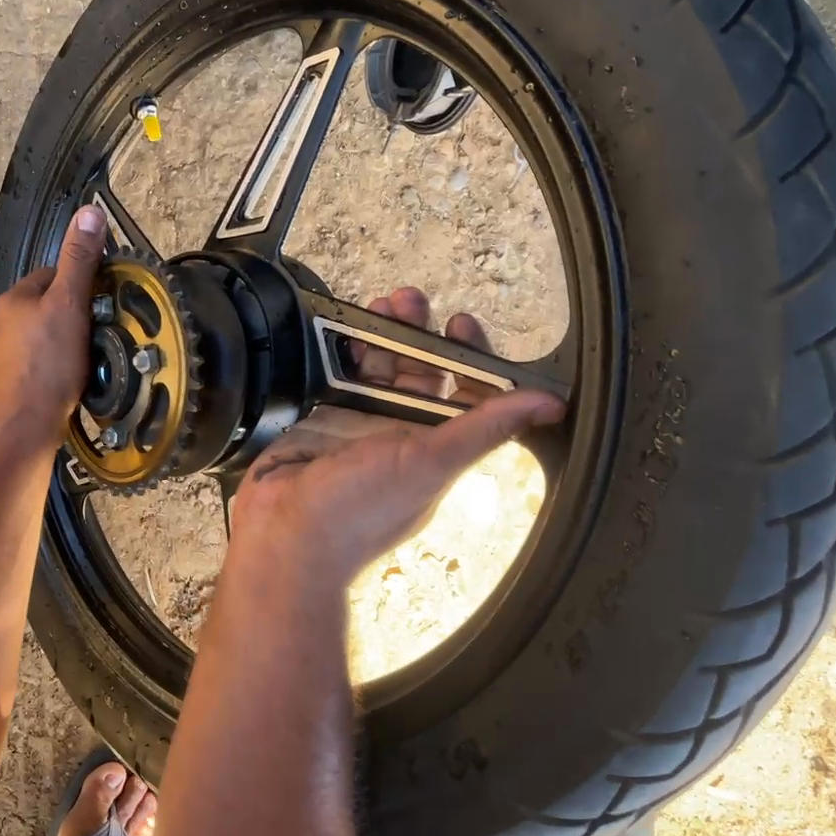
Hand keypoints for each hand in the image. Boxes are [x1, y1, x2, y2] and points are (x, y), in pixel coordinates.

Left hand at [0, 204, 107, 453]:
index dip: (78, 286)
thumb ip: (79, 260)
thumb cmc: (50, 365)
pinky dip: (46, 368)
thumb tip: (90, 211)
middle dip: (67, 316)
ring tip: (82, 361)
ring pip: (36, 337)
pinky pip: (30, 364)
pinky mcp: (1, 383)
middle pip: (43, 307)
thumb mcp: (70, 306)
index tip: (98, 304)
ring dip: (57, 343)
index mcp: (13, 298)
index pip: (50, 275)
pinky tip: (63, 382)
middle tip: (95, 335)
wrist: (24, 427)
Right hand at [228, 287, 564, 587]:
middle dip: (416, 333)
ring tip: (374, 306)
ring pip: (374, 369)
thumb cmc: (358, 511)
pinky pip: (332, 378)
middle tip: (407, 300)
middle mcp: (398, 435)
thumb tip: (548, 405)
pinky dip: (335, 354)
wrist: (286, 535)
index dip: (469, 357)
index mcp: (434, 448)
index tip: (459, 323)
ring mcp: (355, 427)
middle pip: (416, 372)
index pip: (465, 393)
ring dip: (377, 336)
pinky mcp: (318, 422)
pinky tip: (334, 335)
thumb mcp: (429, 466)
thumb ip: (482, 430)